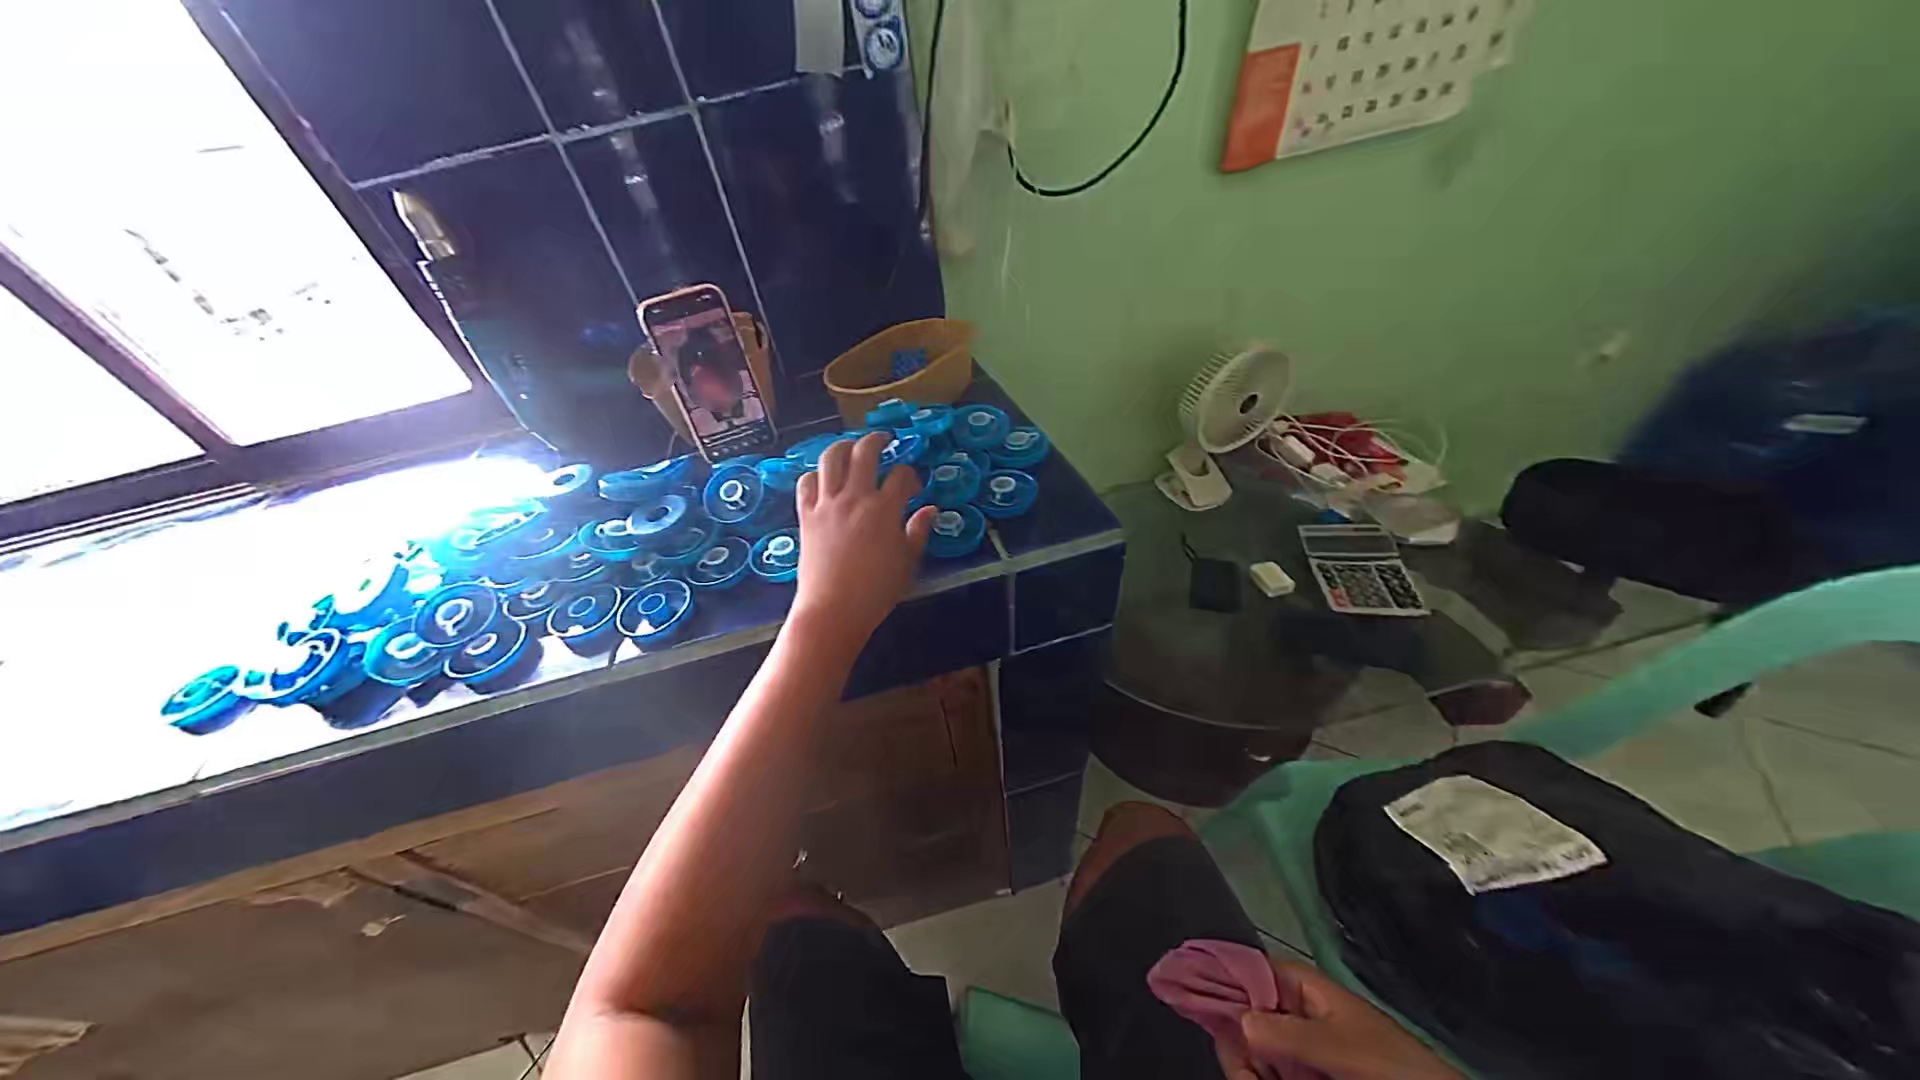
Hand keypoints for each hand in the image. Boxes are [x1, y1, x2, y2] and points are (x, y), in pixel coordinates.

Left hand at [792, 433, 937, 649]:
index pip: (901, 476)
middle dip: (877, 441)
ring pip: (831, 458)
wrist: (833, 610)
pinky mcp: (806, 515)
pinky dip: (816, 474)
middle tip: (884, 441)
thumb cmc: (876, 591)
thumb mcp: (907, 562)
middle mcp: (855, 498)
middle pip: (865, 452)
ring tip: (852, 447)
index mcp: (884, 509)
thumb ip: (918, 531)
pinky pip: (806, 483)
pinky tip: (824, 478)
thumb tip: (930, 510)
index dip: (911, 475)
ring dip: (844, 446)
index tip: (914, 485)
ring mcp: (827, 504)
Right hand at [1217, 960, 1463, 1079]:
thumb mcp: (1345, 1048)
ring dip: (1245, 1067)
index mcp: (1299, 987)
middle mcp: (1290, 1009)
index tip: (1191, 1000)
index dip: (1216, 980)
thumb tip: (1238, 1021)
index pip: (1243, 970)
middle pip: (1238, 1013)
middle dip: (1234, 1044)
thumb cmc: (1395, 1067)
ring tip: (1253, 1079)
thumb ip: (1291, 1033)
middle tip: (1248, 1074)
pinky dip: (1257, 1076)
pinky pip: (1264, 1069)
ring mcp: (1294, 1044)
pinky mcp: (1299, 1071)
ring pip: (1247, 1047)